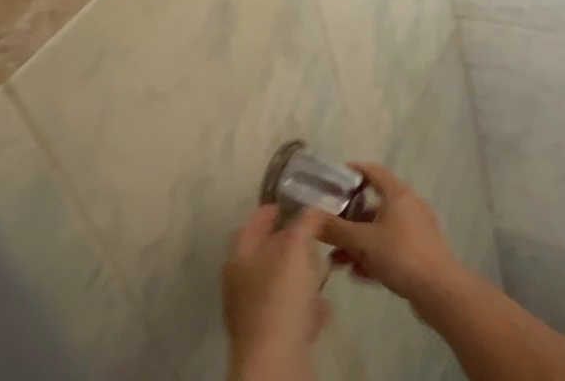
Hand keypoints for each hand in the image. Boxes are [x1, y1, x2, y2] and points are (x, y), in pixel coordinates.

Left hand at [222, 205, 330, 380]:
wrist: (275, 363)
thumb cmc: (279, 297)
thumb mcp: (294, 248)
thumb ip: (304, 223)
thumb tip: (313, 208)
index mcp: (240, 256)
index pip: (253, 222)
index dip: (273, 209)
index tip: (295, 201)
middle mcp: (242, 283)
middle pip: (267, 254)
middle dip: (291, 245)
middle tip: (315, 236)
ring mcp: (255, 313)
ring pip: (280, 286)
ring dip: (301, 277)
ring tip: (324, 269)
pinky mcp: (272, 338)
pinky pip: (292, 316)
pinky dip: (306, 308)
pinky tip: (323, 306)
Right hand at [317, 163, 465, 304]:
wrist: (440, 291)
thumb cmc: (401, 255)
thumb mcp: (362, 241)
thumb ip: (335, 229)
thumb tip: (311, 217)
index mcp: (398, 194)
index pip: (373, 171)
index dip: (352, 172)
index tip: (332, 180)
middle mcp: (408, 206)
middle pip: (373, 206)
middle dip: (349, 221)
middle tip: (329, 232)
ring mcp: (416, 230)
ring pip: (380, 231)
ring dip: (358, 244)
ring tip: (339, 262)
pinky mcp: (420, 252)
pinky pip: (390, 248)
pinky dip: (374, 256)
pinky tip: (360, 275)